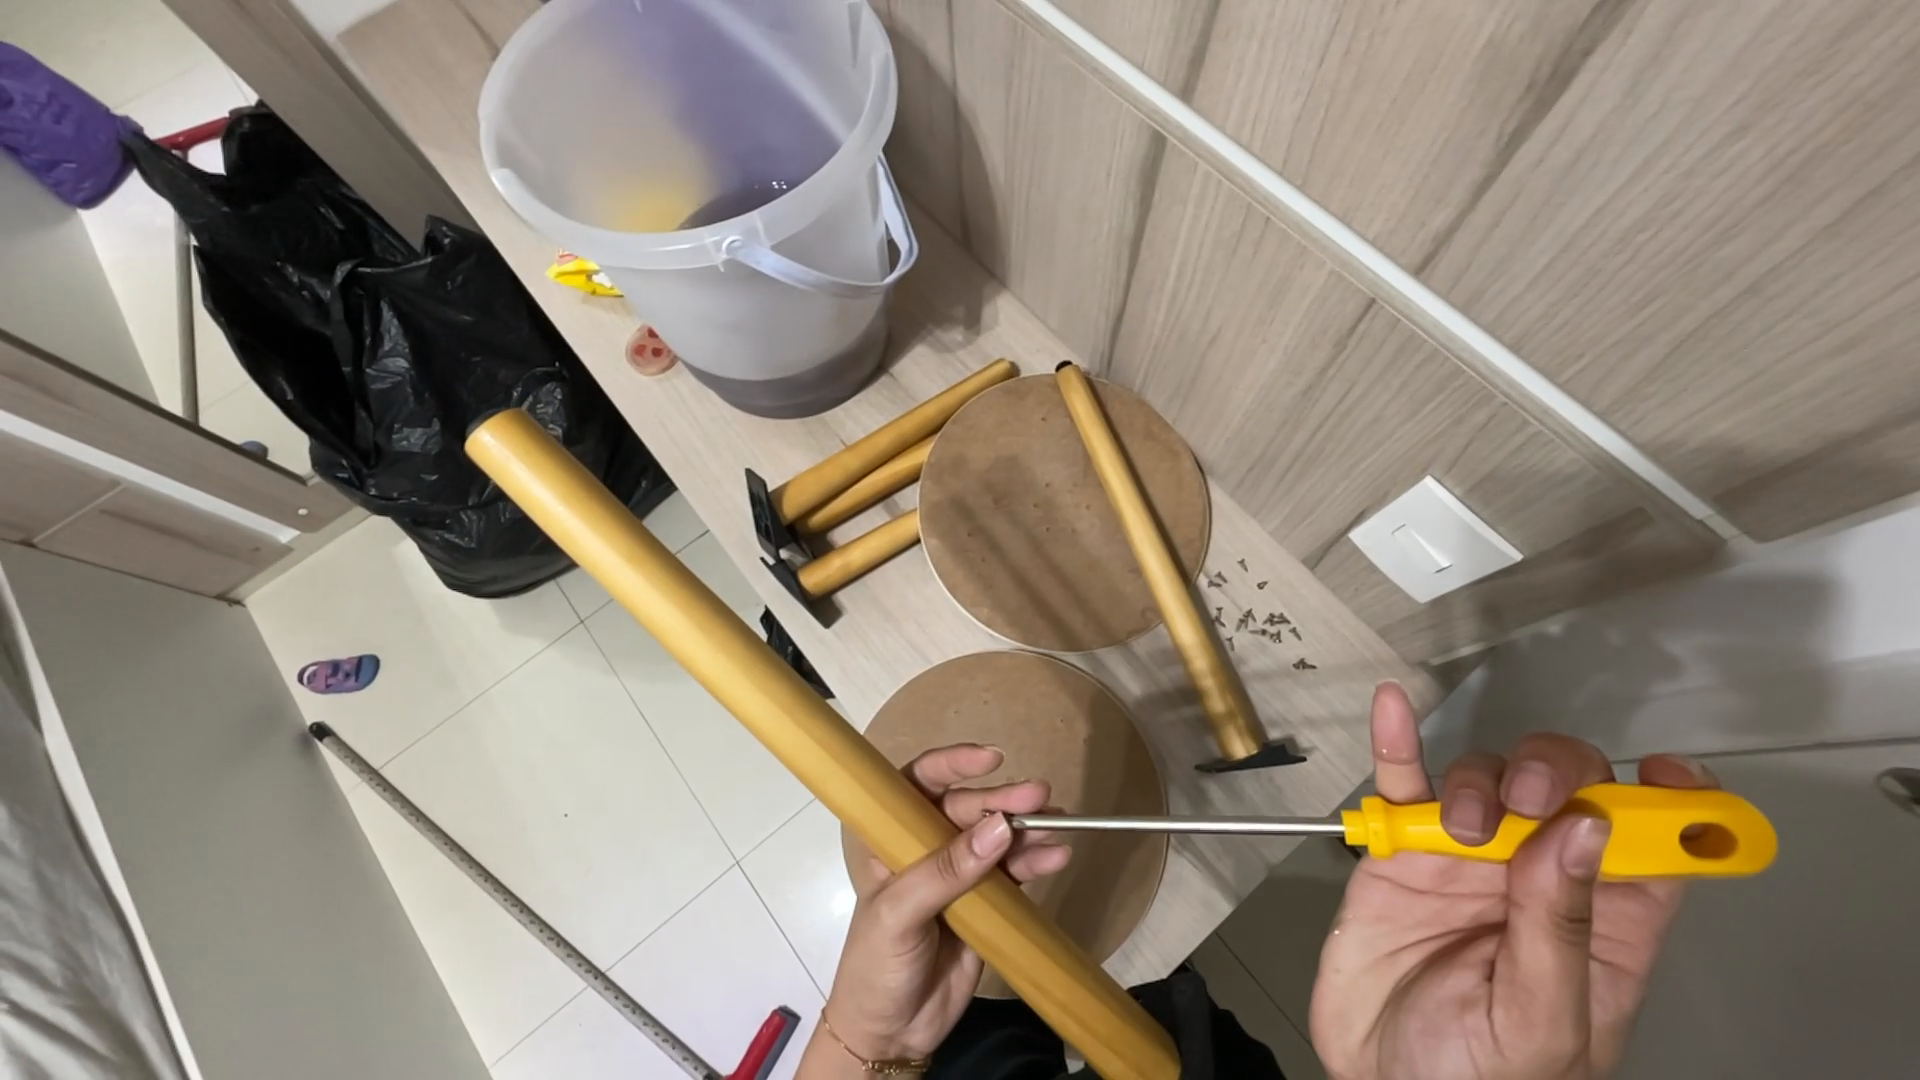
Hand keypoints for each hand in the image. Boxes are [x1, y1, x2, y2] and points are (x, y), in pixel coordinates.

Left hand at [811, 744, 1072, 1069]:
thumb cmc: (876, 962)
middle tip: (1039, 796)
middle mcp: (925, 844)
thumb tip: (1000, 828)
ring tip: (1057, 826)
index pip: (919, 782)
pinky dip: (1035, 861)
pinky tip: (1056, 856)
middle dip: (1002, 799)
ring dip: (1027, 829)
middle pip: (968, 807)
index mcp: (891, 836)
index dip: (951, 764)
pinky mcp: (986, 900)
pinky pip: (1014, 871)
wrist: (893, 1032)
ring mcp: (959, 872)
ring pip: (996, 836)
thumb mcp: (900, 912)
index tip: (989, 758)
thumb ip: (947, 870)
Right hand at [1309, 683, 1715, 1079]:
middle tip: (1526, 800)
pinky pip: (1398, 782)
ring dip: (1475, 781)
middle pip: (1566, 789)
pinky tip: (1393, 705)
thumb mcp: (1539, 1020)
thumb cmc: (1476, 1075)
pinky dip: (1395, 741)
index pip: (1656, 850)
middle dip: (1554, 774)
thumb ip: (1561, 927)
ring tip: (1454, 830)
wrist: (1377, 1078)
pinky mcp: (1399, 845)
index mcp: (1599, 924)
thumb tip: (1586, 830)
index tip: (1665, 774)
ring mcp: (1464, 854)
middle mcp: (1535, 875)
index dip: (1673, 803)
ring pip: (1485, 776)